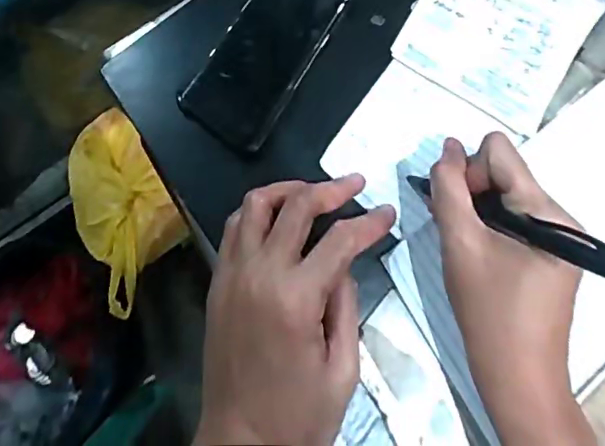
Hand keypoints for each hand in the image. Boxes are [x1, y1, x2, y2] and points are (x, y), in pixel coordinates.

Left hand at [196, 176, 395, 445]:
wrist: (239, 443)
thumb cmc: (297, 417)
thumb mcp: (342, 373)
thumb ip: (346, 307)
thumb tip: (344, 264)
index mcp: (296, 299)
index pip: (339, 240)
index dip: (368, 222)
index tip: (386, 212)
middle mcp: (260, 272)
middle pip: (297, 205)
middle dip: (331, 188)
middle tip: (355, 184)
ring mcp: (233, 271)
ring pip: (256, 203)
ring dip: (288, 189)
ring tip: (314, 192)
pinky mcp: (218, 278)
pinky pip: (234, 225)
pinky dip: (258, 210)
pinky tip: (278, 216)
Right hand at [430, 134, 595, 445]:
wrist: (519, 381)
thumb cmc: (489, 311)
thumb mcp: (460, 242)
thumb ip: (448, 187)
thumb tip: (449, 146)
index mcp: (546, 211)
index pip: (497, 151)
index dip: (468, 169)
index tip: (460, 210)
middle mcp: (559, 216)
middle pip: (501, 170)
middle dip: (471, 191)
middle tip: (457, 232)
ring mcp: (557, 236)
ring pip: (502, 192)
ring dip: (476, 209)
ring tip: (464, 245)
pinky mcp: (550, 252)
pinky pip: (511, 215)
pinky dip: (487, 224)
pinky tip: (476, 253)